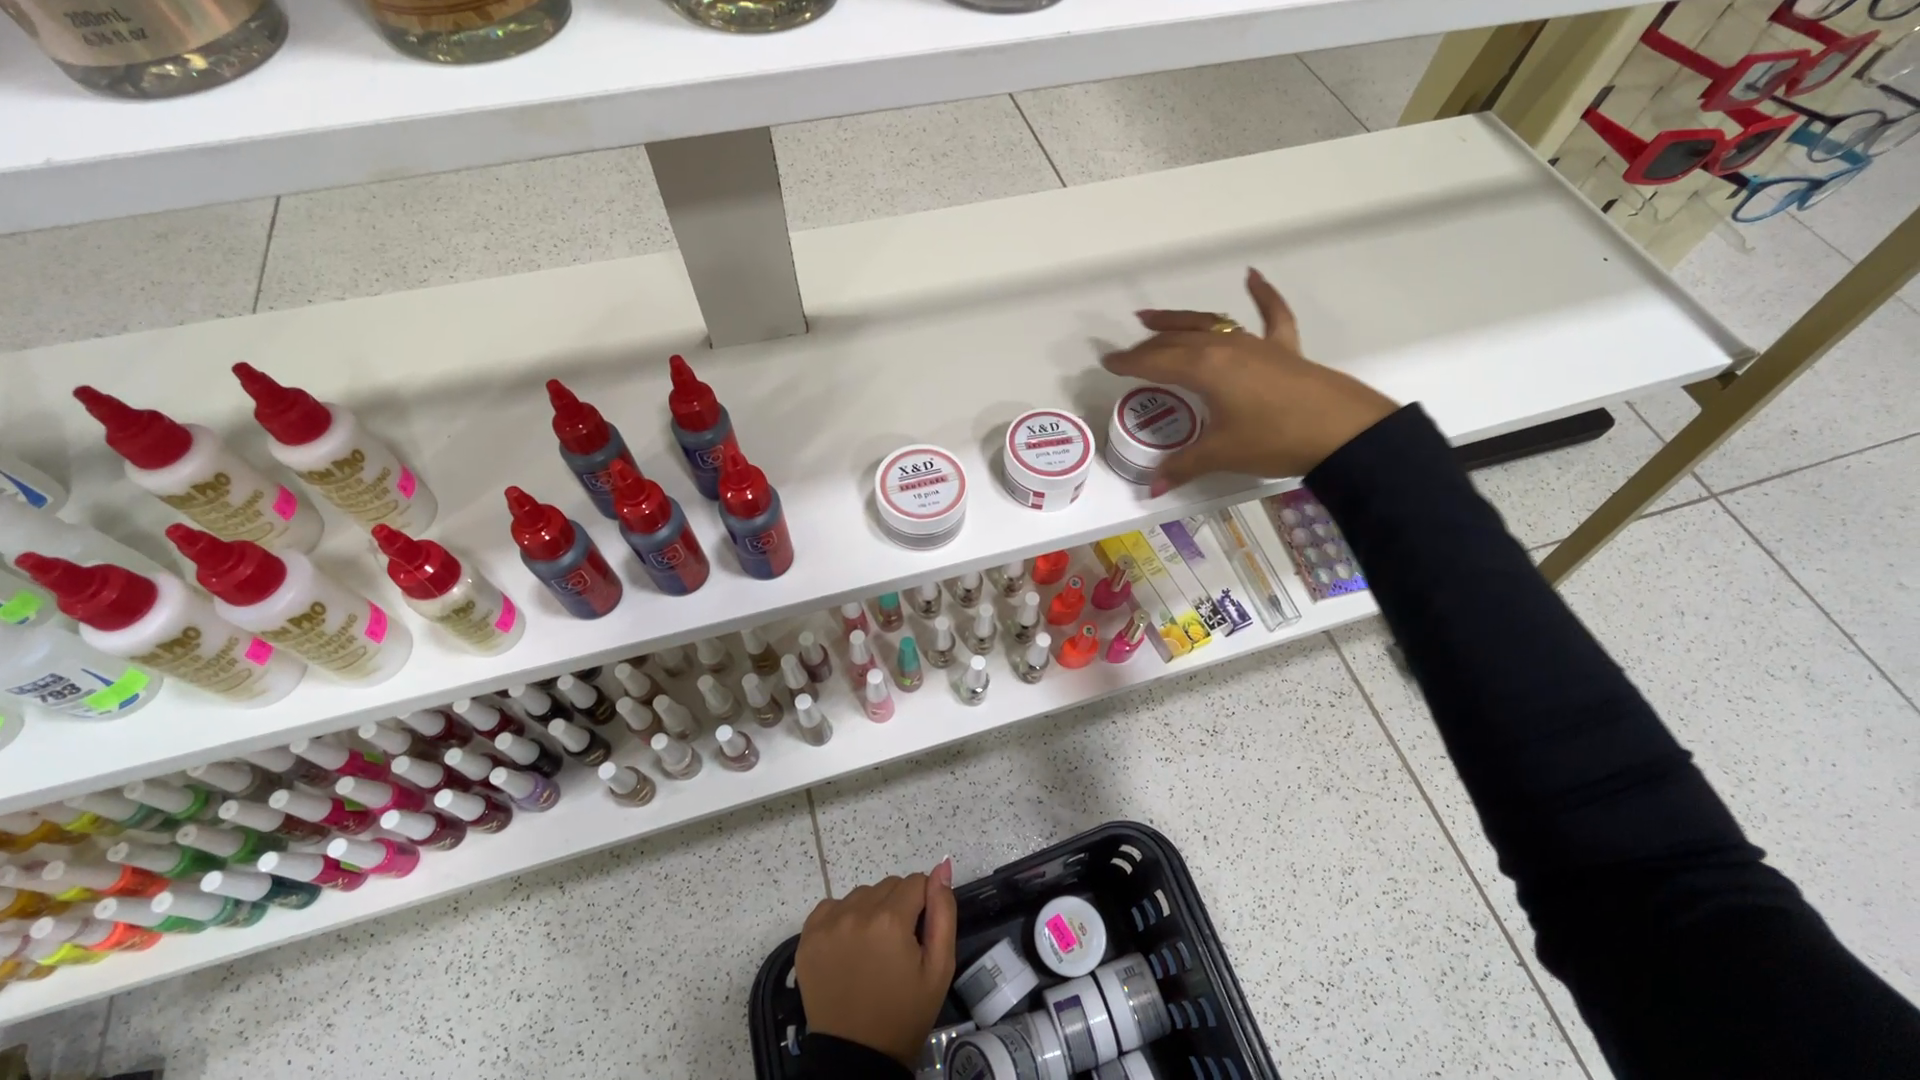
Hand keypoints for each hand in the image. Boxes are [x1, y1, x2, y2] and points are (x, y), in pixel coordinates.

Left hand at [796, 859, 957, 1066]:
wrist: (856, 1056)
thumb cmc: (904, 1013)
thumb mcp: (939, 968)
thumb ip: (943, 912)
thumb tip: (942, 867)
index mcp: (891, 920)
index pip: (916, 882)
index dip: (924, 905)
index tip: (920, 935)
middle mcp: (856, 912)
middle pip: (888, 885)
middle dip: (899, 907)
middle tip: (898, 947)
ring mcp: (827, 924)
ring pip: (861, 895)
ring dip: (872, 911)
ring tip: (873, 950)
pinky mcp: (807, 937)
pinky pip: (831, 907)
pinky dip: (843, 918)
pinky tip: (849, 948)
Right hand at [1103, 268, 1398, 492]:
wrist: (1341, 431)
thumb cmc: (1274, 439)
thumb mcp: (1223, 454)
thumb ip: (1183, 466)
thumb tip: (1151, 489)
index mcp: (1204, 368)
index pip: (1156, 362)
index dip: (1129, 363)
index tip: (1107, 363)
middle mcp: (1224, 346)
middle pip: (1177, 340)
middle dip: (1148, 346)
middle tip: (1127, 354)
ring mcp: (1255, 344)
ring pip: (1209, 323)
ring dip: (1179, 320)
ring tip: (1152, 317)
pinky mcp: (1284, 349)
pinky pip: (1271, 315)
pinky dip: (1262, 294)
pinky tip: (1252, 276)